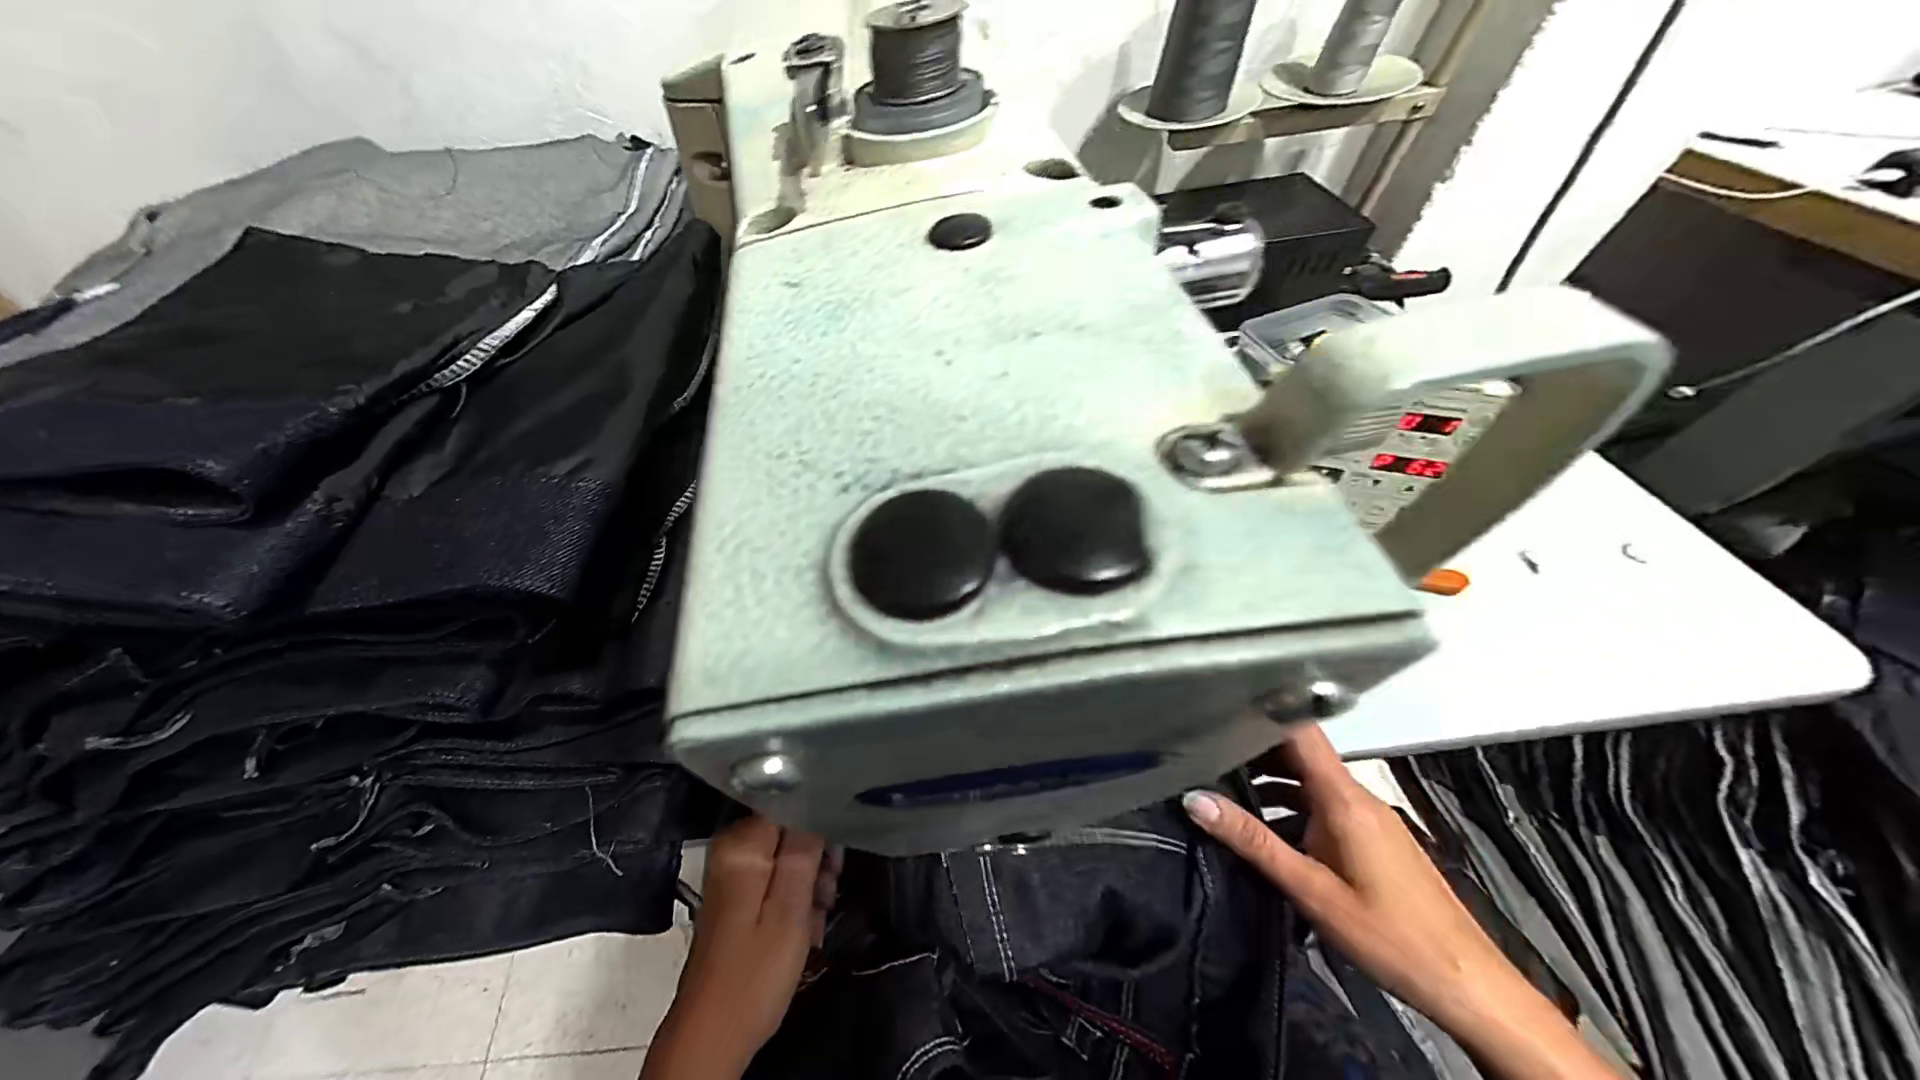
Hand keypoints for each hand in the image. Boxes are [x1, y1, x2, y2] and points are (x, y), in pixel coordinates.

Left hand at [642, 817, 839, 1079]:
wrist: (714, 1035)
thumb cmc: (754, 972)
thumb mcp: (790, 908)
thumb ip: (804, 850)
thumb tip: (817, 800)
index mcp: (741, 845)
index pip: (790, 802)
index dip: (819, 821)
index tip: (835, 854)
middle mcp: (732, 850)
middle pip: (791, 829)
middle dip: (817, 857)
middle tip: (827, 891)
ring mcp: (734, 874)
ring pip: (789, 856)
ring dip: (811, 882)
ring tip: (816, 917)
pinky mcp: (739, 897)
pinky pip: (778, 879)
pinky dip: (796, 898)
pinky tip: (804, 926)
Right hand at [1183, 726, 1616, 1079]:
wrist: (1466, 984)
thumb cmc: (1390, 936)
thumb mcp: (1309, 889)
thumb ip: (1252, 840)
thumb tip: (1196, 800)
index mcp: (1343, 798)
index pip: (1300, 730)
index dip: (1261, 712)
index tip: (1217, 708)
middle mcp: (1359, 796)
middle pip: (1301, 752)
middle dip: (1254, 749)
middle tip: (1205, 753)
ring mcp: (1369, 816)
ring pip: (1311, 779)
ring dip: (1271, 780)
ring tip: (1225, 789)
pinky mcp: (1373, 837)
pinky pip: (1324, 803)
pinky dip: (1292, 805)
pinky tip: (1268, 829)